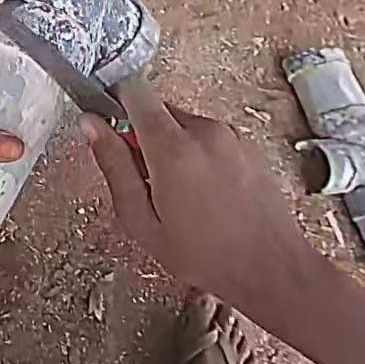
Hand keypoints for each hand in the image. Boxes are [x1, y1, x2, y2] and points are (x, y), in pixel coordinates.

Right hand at [81, 76, 330, 306]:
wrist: (274, 270)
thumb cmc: (202, 253)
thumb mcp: (139, 218)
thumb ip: (113, 164)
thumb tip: (90, 125)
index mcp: (172, 147)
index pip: (134, 93)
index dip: (114, 103)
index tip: (107, 126)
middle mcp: (204, 131)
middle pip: (157, 110)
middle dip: (141, 135)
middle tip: (141, 178)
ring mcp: (231, 136)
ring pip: (181, 124)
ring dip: (168, 147)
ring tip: (174, 192)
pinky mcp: (247, 146)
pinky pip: (206, 137)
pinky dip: (194, 154)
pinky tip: (200, 192)